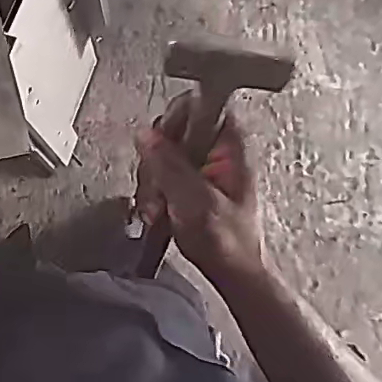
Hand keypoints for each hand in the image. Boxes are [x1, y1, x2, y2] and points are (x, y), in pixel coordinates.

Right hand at [134, 91, 266, 287]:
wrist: (233, 275)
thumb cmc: (229, 243)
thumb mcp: (195, 201)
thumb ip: (169, 165)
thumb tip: (148, 136)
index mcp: (230, 148)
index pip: (201, 106)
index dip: (176, 119)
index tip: (161, 143)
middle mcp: (217, 153)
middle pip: (172, 131)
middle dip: (156, 161)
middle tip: (159, 186)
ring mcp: (202, 168)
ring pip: (162, 154)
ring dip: (152, 182)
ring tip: (160, 207)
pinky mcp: (191, 185)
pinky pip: (161, 174)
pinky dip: (154, 193)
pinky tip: (159, 212)